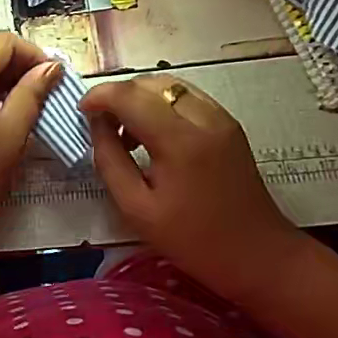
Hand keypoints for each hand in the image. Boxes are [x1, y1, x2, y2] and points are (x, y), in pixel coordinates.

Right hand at [80, 74, 301, 297]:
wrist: (256, 254)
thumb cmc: (193, 240)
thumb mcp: (137, 208)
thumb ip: (110, 161)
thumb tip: (96, 125)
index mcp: (180, 140)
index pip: (130, 95)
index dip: (100, 97)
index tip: (81, 112)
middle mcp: (203, 117)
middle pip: (150, 83)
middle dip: (118, 96)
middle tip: (100, 125)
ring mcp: (220, 117)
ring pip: (169, 85)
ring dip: (140, 98)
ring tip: (126, 133)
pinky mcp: (228, 123)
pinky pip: (186, 98)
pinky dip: (162, 104)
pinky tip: (153, 134)